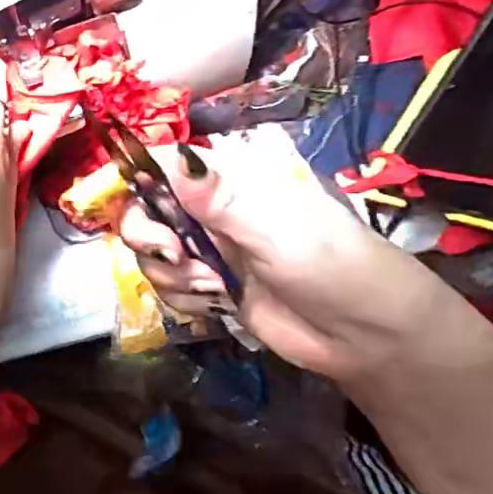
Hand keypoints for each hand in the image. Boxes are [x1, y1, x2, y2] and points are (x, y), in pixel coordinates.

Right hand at [117, 129, 462, 382]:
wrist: (367, 338)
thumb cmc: (333, 267)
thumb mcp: (275, 229)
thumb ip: (218, 196)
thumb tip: (170, 155)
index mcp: (230, 180)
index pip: (162, 163)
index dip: (133, 178)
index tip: (125, 203)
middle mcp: (210, 210)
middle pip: (142, 211)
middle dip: (147, 236)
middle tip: (173, 255)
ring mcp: (206, 249)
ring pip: (150, 254)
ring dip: (171, 274)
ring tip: (214, 286)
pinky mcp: (206, 284)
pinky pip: (165, 286)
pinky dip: (183, 297)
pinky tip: (217, 303)